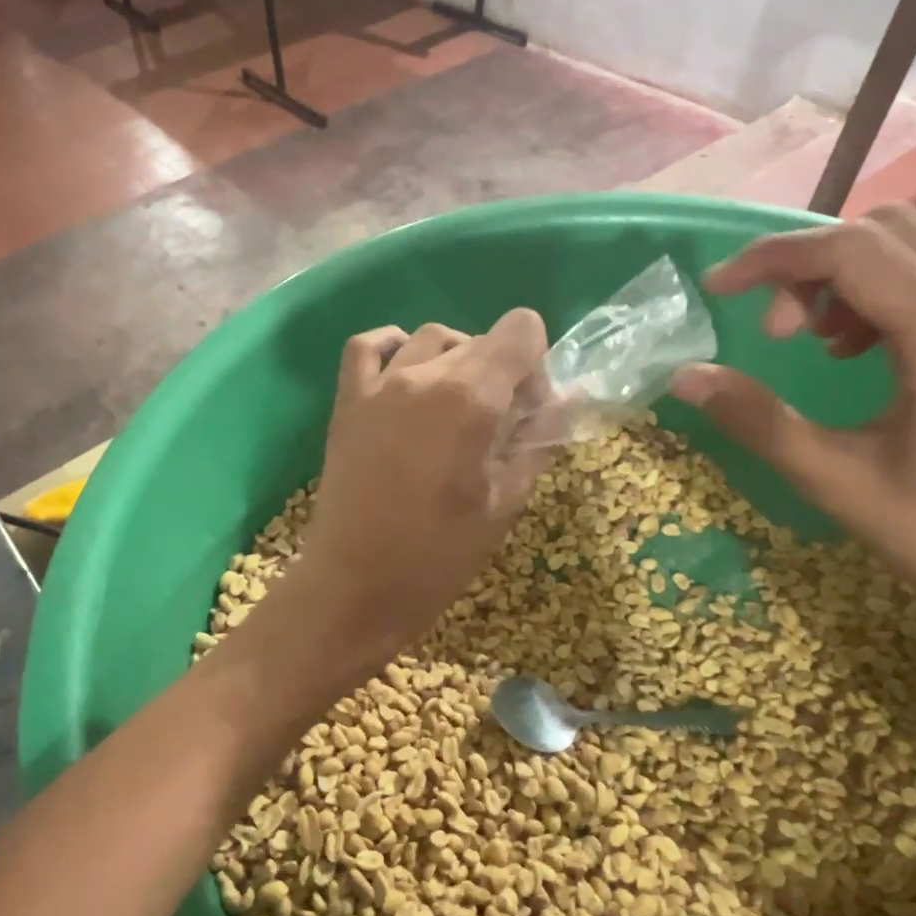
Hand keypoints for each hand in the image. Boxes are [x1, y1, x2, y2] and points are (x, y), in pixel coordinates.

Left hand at [277, 311, 552, 678]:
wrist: (357, 585)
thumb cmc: (440, 554)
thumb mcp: (505, 502)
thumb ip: (538, 442)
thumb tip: (568, 402)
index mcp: (473, 397)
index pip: (520, 330)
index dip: (535, 363)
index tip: (528, 411)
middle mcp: (426, 375)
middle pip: (480, 340)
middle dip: (502, 371)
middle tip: (499, 427)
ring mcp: (379, 385)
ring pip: (431, 338)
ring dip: (455, 360)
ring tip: (456, 409)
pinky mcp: (347, 402)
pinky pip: (367, 347)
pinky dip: (392, 346)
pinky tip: (406, 375)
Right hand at [673, 205, 915, 664]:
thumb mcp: (840, 484)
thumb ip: (759, 421)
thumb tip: (684, 377)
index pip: (848, 250)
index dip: (771, 259)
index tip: (717, 291)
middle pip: (885, 229)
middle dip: (810, 264)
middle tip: (777, 334)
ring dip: (853, 271)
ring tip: (820, 340)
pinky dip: (893, 286)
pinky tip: (868, 351)